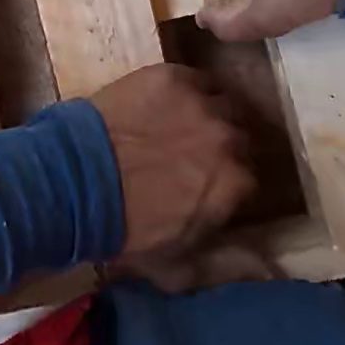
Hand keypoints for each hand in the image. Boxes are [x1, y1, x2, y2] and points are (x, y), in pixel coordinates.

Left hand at [89, 63, 255, 256]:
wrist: (76, 183)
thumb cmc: (126, 230)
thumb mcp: (179, 267)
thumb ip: (227, 265)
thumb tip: (268, 268)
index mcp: (236, 182)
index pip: (249, 176)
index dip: (229, 178)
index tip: (210, 181)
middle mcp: (229, 136)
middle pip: (239, 134)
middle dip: (223, 144)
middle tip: (194, 151)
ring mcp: (202, 102)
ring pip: (221, 101)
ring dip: (209, 113)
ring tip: (182, 122)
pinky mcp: (174, 76)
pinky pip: (194, 79)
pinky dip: (185, 91)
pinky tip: (164, 103)